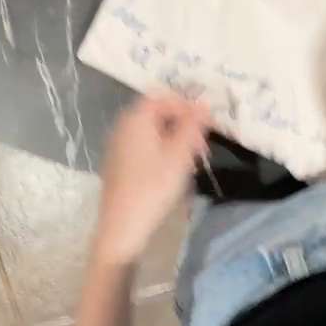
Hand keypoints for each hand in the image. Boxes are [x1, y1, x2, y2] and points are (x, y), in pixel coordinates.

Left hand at [94, 94, 210, 262]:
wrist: (122, 227)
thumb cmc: (153, 188)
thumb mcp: (179, 155)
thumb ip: (192, 126)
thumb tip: (203, 103)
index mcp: (135, 120)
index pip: (162, 98)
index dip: (186, 105)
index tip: (206, 123)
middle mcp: (123, 128)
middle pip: (156, 114)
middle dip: (182, 124)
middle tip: (201, 144)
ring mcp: (118, 147)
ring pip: (152, 132)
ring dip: (174, 140)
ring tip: (191, 160)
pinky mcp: (119, 165)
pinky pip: (144, 147)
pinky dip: (162, 152)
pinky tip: (173, 171)